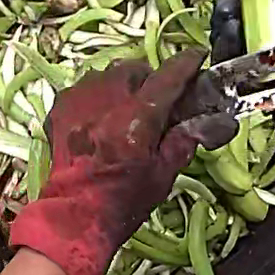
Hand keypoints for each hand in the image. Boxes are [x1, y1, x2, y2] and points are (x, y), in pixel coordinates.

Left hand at [8, 50, 236, 274]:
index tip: (198, 57)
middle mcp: (107, 99)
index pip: (169, 76)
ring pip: (107, 74)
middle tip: (156, 100)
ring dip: (122, 85)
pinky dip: (97, 97)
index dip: (187, 64)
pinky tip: (101, 118)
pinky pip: (84, 89)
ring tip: (126, 108)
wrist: (74, 217)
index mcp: (138, 116)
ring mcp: (79, 100)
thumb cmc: (123, 200)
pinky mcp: (60, 108)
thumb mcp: (163, 174)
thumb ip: (185, 140)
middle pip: (136, 69)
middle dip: (150, 78)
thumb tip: (214, 121)